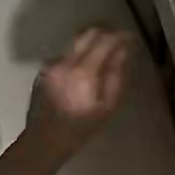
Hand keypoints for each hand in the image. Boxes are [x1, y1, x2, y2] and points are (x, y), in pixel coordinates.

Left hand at [22, 27, 130, 161]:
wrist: (43, 142)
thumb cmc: (81, 129)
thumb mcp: (108, 107)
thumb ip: (116, 75)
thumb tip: (124, 51)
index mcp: (83, 72)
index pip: (105, 40)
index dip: (120, 36)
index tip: (131, 38)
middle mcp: (65, 62)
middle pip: (88, 33)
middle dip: (106, 32)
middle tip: (119, 40)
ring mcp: (52, 64)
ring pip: (76, 41)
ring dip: (92, 41)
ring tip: (105, 52)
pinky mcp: (44, 69)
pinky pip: (66, 53)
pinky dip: (79, 53)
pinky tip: (85, 67)